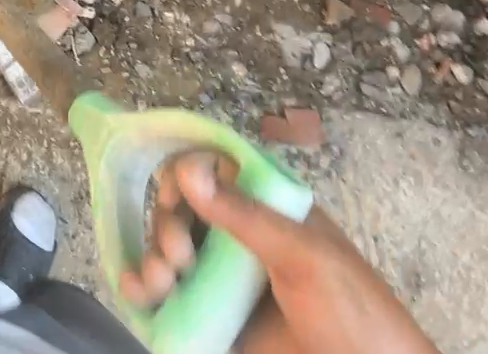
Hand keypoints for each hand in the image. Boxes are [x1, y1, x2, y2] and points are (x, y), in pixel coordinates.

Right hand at [120, 152, 438, 353]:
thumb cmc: (354, 319)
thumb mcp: (305, 259)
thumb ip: (244, 215)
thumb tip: (184, 167)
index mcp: (267, 212)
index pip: (212, 172)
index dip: (185, 175)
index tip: (176, 196)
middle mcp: (239, 240)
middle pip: (179, 210)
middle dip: (166, 226)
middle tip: (181, 258)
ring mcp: (223, 282)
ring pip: (165, 250)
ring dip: (150, 257)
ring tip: (158, 283)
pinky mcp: (210, 320)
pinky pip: (163, 296)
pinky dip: (139, 287)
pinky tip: (134, 290)